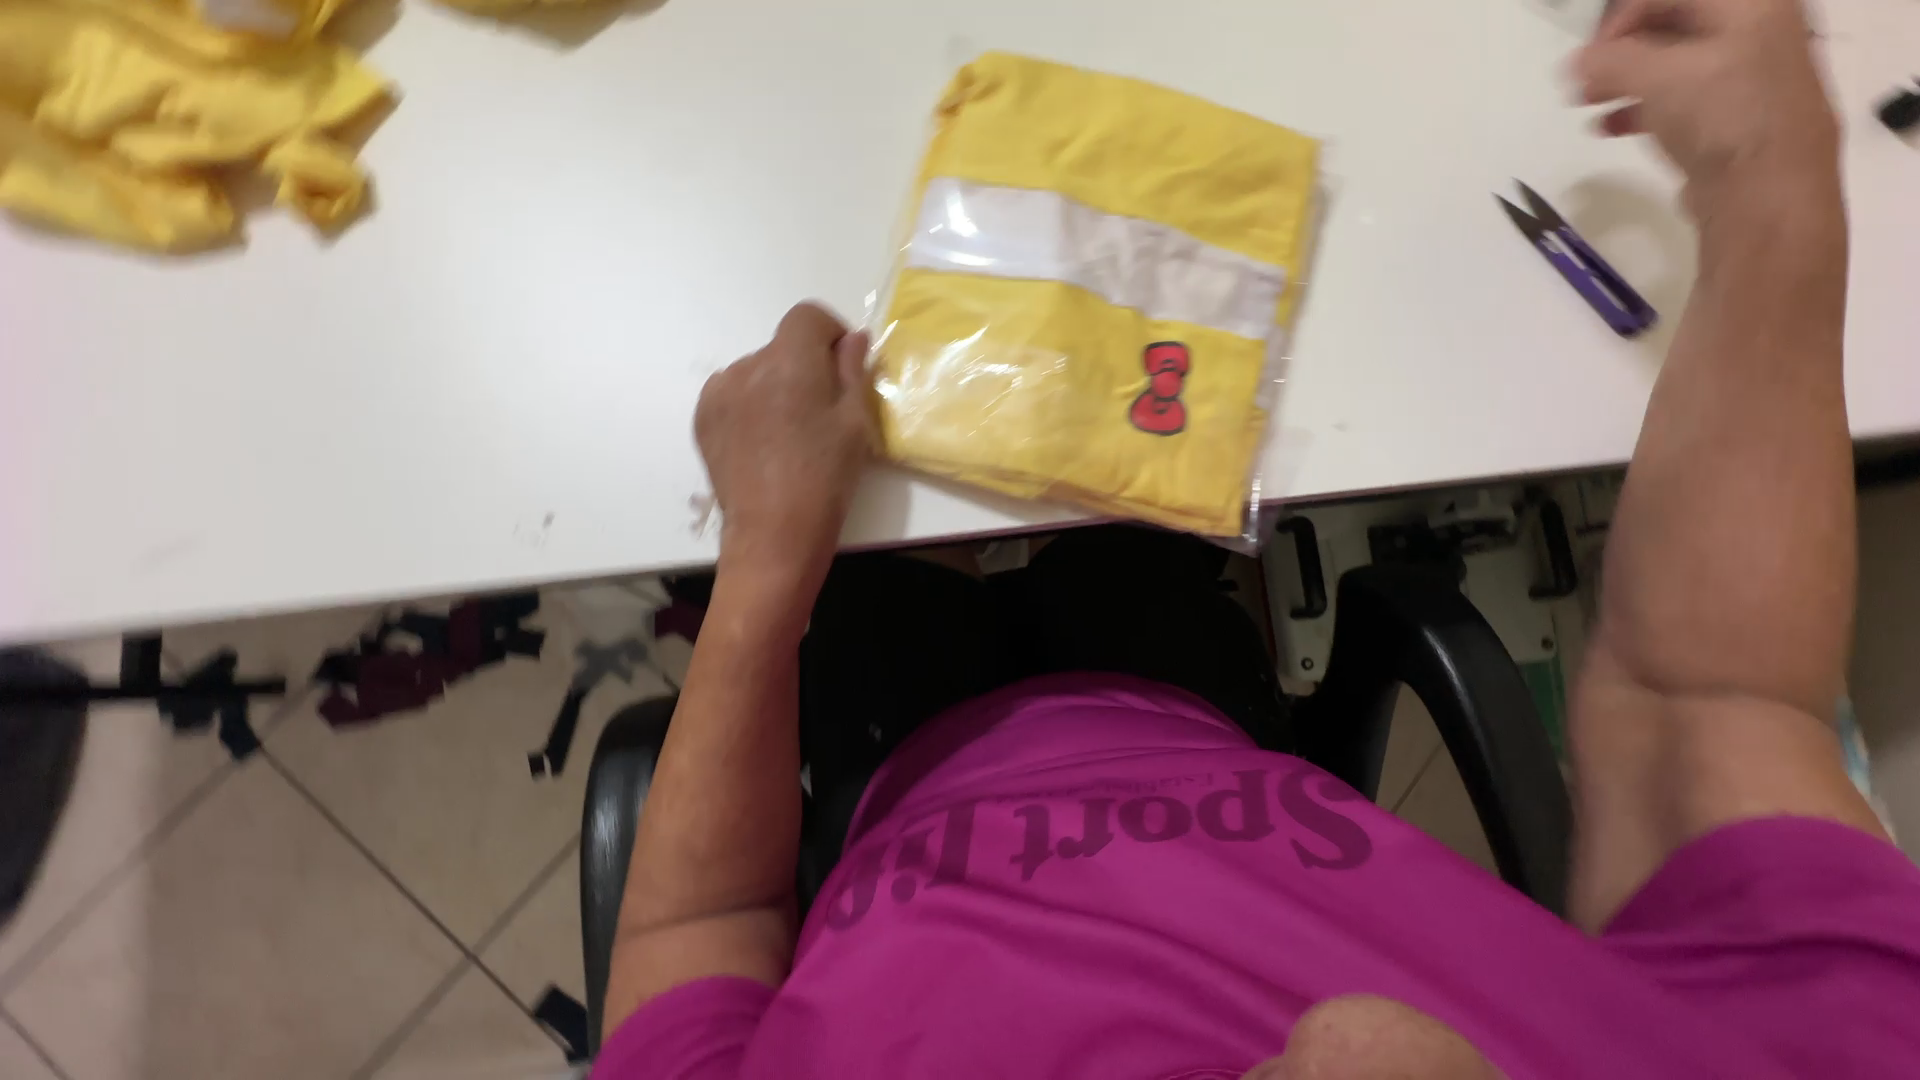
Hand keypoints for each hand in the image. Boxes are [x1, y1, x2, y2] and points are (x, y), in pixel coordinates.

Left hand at [695, 302, 874, 580]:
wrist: (774, 531)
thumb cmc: (826, 477)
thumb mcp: (856, 423)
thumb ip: (853, 371)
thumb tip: (851, 338)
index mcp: (791, 362)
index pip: (807, 316)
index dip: (830, 333)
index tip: (842, 367)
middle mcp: (748, 366)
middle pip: (781, 347)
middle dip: (804, 366)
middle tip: (821, 413)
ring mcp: (720, 393)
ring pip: (756, 371)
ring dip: (775, 386)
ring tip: (789, 434)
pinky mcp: (704, 418)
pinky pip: (733, 394)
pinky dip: (751, 406)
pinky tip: (765, 443)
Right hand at [1575, 0, 1839, 218]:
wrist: (1765, 184)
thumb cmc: (1722, 116)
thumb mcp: (1662, 78)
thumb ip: (1613, 62)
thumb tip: (1575, 60)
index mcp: (1747, 6)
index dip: (1622, 18)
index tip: (1592, 56)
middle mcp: (1751, 29)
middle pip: (1671, 23)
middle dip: (1619, 50)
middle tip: (1583, 80)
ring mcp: (1741, 73)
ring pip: (1669, 62)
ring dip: (1622, 80)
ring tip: (1587, 104)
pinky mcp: (1727, 113)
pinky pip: (1676, 97)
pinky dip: (1639, 107)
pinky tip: (1610, 127)